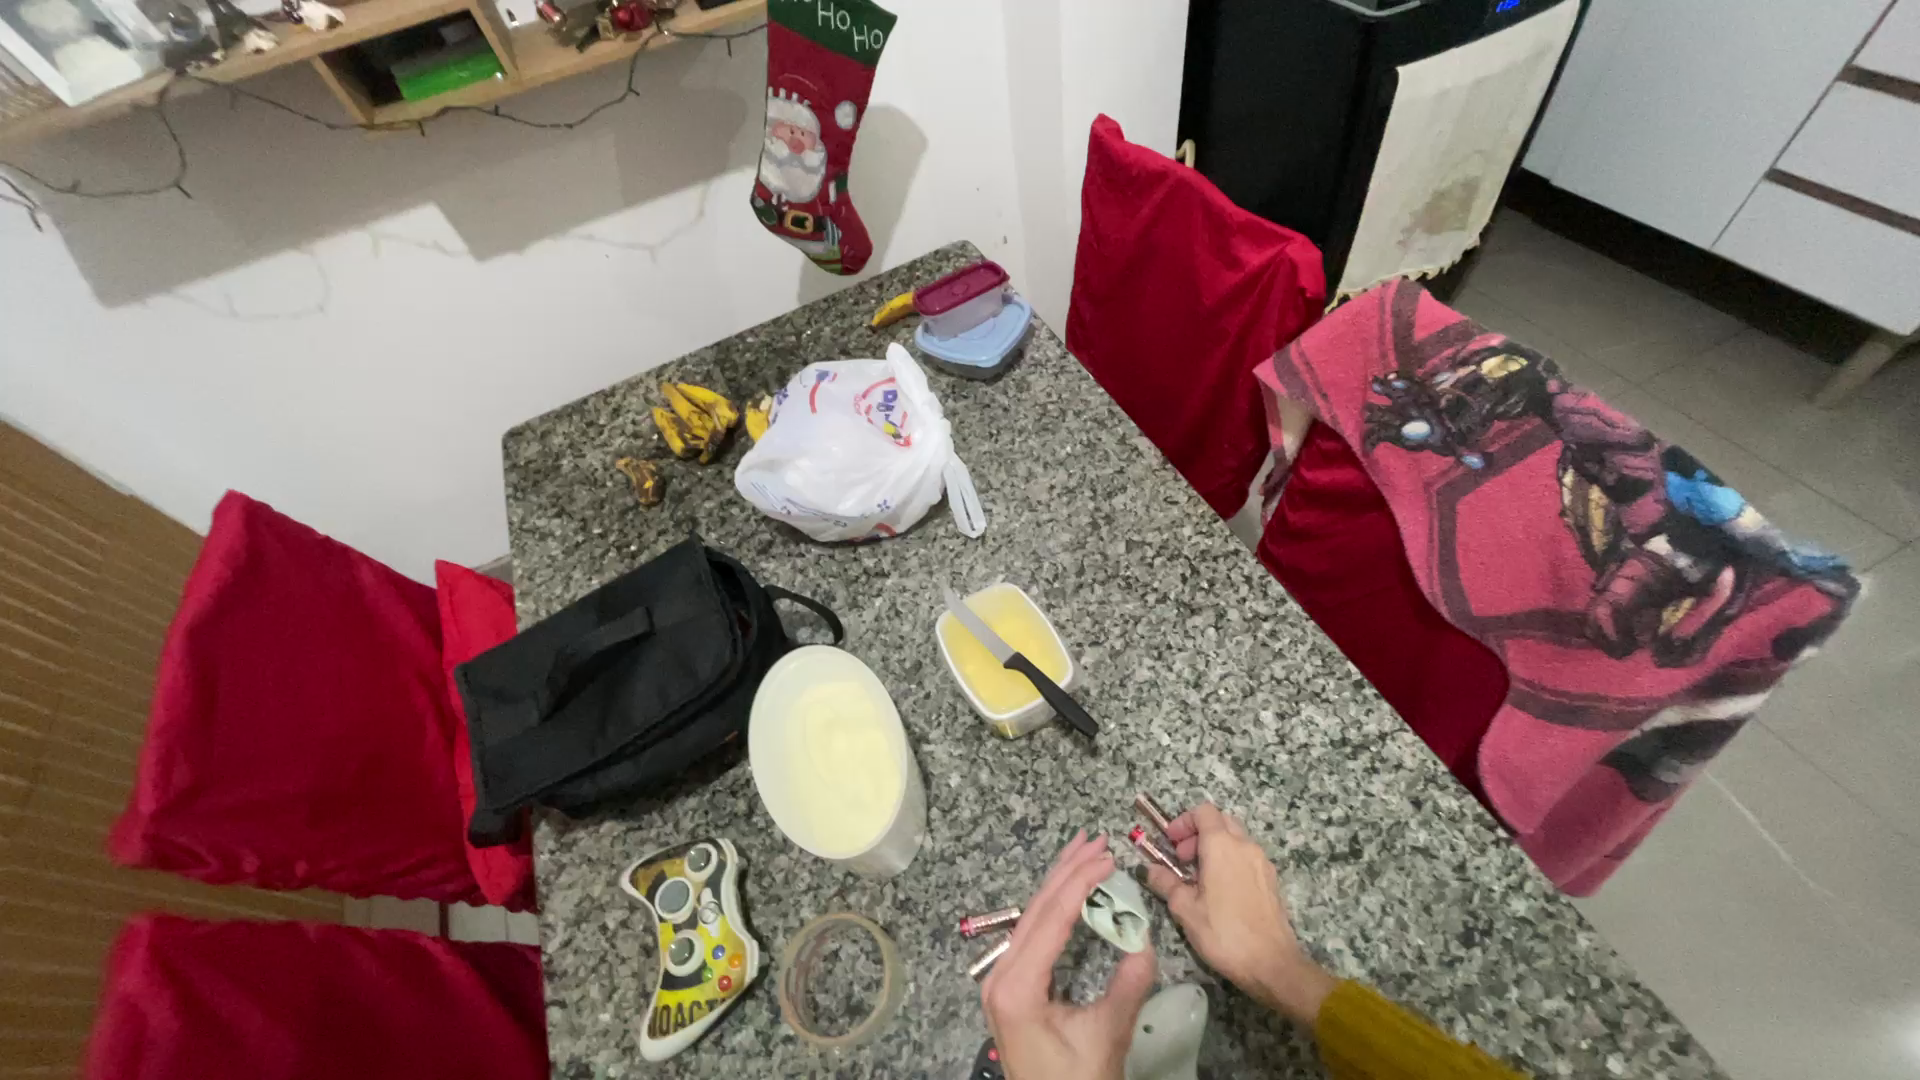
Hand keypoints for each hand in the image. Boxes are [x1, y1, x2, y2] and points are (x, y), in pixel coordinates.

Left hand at [980, 831, 1157, 1079]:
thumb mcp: (1105, 1038)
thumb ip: (1126, 987)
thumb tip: (1145, 941)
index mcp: (1017, 985)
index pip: (1051, 918)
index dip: (1079, 882)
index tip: (1107, 855)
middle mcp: (1001, 973)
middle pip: (1037, 908)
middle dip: (1067, 869)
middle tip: (1095, 837)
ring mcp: (1002, 978)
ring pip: (1032, 916)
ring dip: (1059, 880)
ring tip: (1082, 848)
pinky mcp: (1012, 985)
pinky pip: (1032, 932)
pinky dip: (1053, 905)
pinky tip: (1067, 888)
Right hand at [1143, 803, 1336, 1024]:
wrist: (1273, 966)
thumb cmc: (1224, 933)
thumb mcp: (1185, 909)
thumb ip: (1165, 883)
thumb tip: (1149, 870)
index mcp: (1222, 846)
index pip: (1203, 812)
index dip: (1184, 822)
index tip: (1171, 843)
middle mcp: (1245, 846)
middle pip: (1221, 821)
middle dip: (1198, 833)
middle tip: (1182, 859)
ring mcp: (1262, 863)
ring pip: (1235, 839)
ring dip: (1214, 848)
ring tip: (1200, 878)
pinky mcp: (1271, 881)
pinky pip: (1246, 857)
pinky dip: (1230, 861)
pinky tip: (1221, 892)